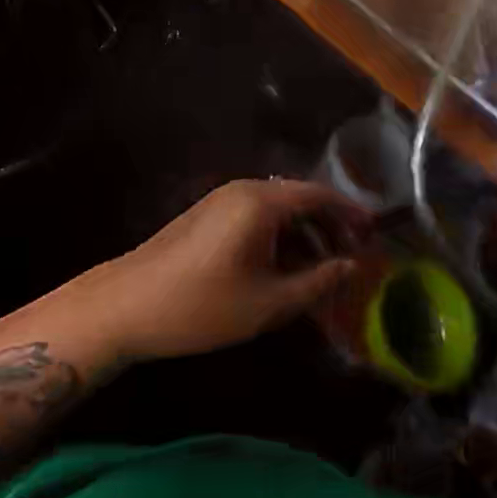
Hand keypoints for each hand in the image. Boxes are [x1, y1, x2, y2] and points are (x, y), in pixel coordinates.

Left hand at [84, 179, 369, 361]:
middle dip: (330, 225)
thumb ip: (319, 281)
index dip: (351, 215)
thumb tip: (353, 266)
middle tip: (352, 255)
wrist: (123, 307)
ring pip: (278, 209)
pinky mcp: (207, 215)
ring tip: (321, 268)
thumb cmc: (202, 306)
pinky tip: (283, 267)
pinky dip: (279, 236)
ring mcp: (221, 200)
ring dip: (305, 234)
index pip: (320, 195)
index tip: (373, 236)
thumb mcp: (270, 302)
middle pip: (300, 198)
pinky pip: (256, 217)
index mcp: (262, 203)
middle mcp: (244, 190)